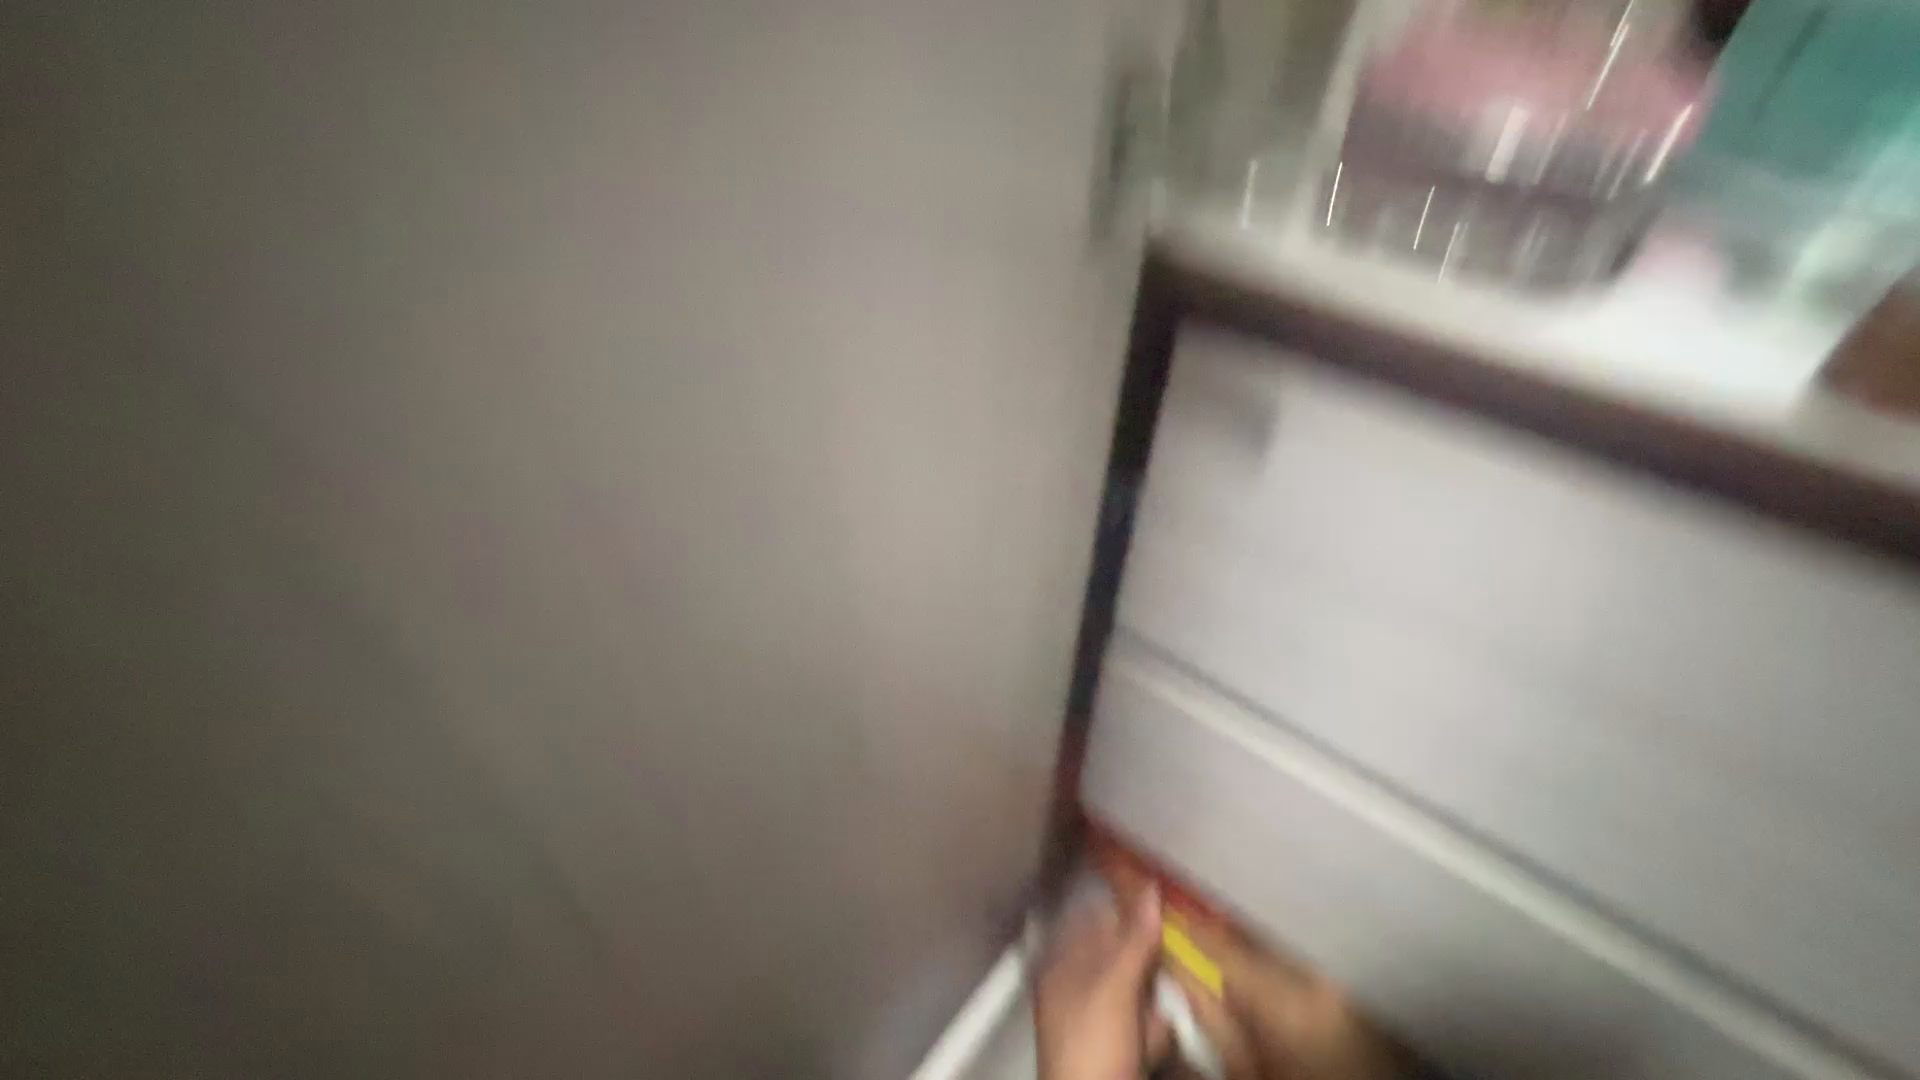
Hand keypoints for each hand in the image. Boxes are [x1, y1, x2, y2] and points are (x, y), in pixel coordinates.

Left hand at [1034, 887, 1169, 1079]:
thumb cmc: (1093, 1046)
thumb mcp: (1113, 987)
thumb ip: (1134, 939)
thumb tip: (1152, 888)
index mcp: (1063, 968)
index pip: (1093, 923)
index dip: (1123, 907)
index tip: (1158, 894)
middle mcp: (1077, 992)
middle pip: (1121, 959)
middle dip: (1147, 962)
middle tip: (1170, 954)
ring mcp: (1099, 1027)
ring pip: (1138, 996)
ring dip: (1154, 1003)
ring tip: (1158, 1013)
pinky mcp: (1120, 1057)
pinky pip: (1144, 1033)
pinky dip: (1154, 1037)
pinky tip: (1154, 1047)